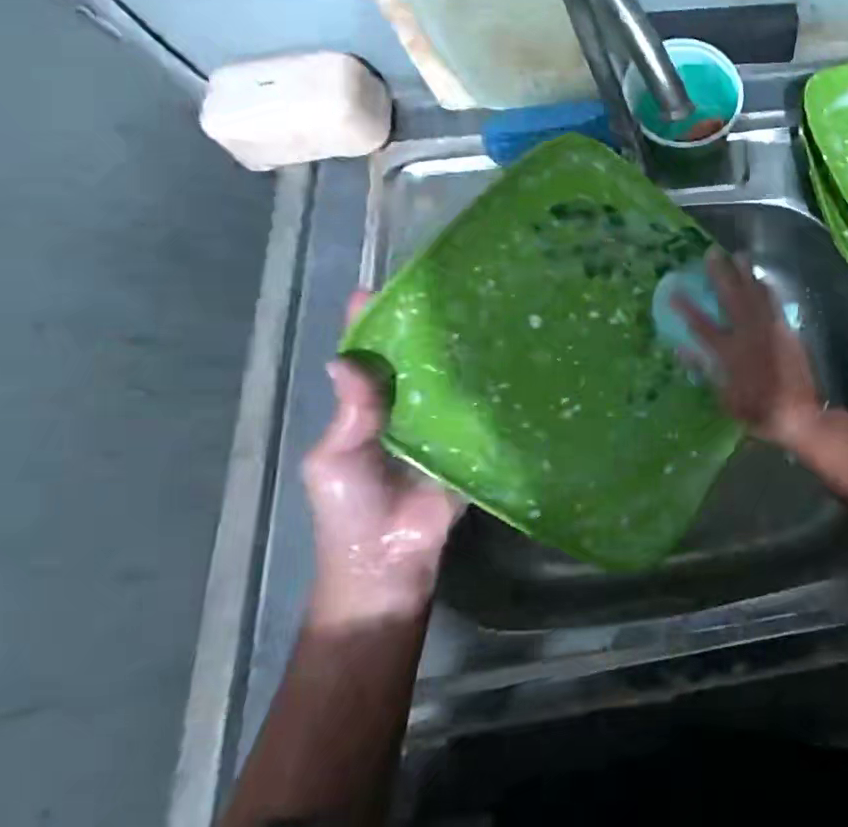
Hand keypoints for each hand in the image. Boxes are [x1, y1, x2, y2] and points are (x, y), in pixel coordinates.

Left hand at [303, 291, 464, 627]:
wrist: (390, 559)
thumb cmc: (349, 509)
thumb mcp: (335, 458)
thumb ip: (349, 414)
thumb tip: (343, 360)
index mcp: (367, 407)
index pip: (366, 357)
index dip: (369, 324)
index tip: (382, 288)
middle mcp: (406, 407)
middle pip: (415, 361)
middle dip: (427, 331)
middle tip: (455, 291)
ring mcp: (441, 425)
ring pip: (450, 382)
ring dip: (463, 356)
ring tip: (489, 316)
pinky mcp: (472, 443)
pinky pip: (480, 413)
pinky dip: (491, 391)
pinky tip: (513, 363)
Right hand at [672, 249, 825, 447]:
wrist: (798, 413)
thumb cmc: (757, 410)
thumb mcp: (724, 397)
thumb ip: (705, 370)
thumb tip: (681, 350)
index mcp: (729, 352)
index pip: (702, 325)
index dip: (686, 308)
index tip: (674, 290)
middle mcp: (749, 335)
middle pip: (731, 299)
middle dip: (720, 275)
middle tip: (711, 253)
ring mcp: (770, 330)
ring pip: (755, 296)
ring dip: (746, 275)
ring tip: (738, 255)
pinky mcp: (786, 332)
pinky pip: (775, 304)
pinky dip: (767, 289)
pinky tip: (762, 278)